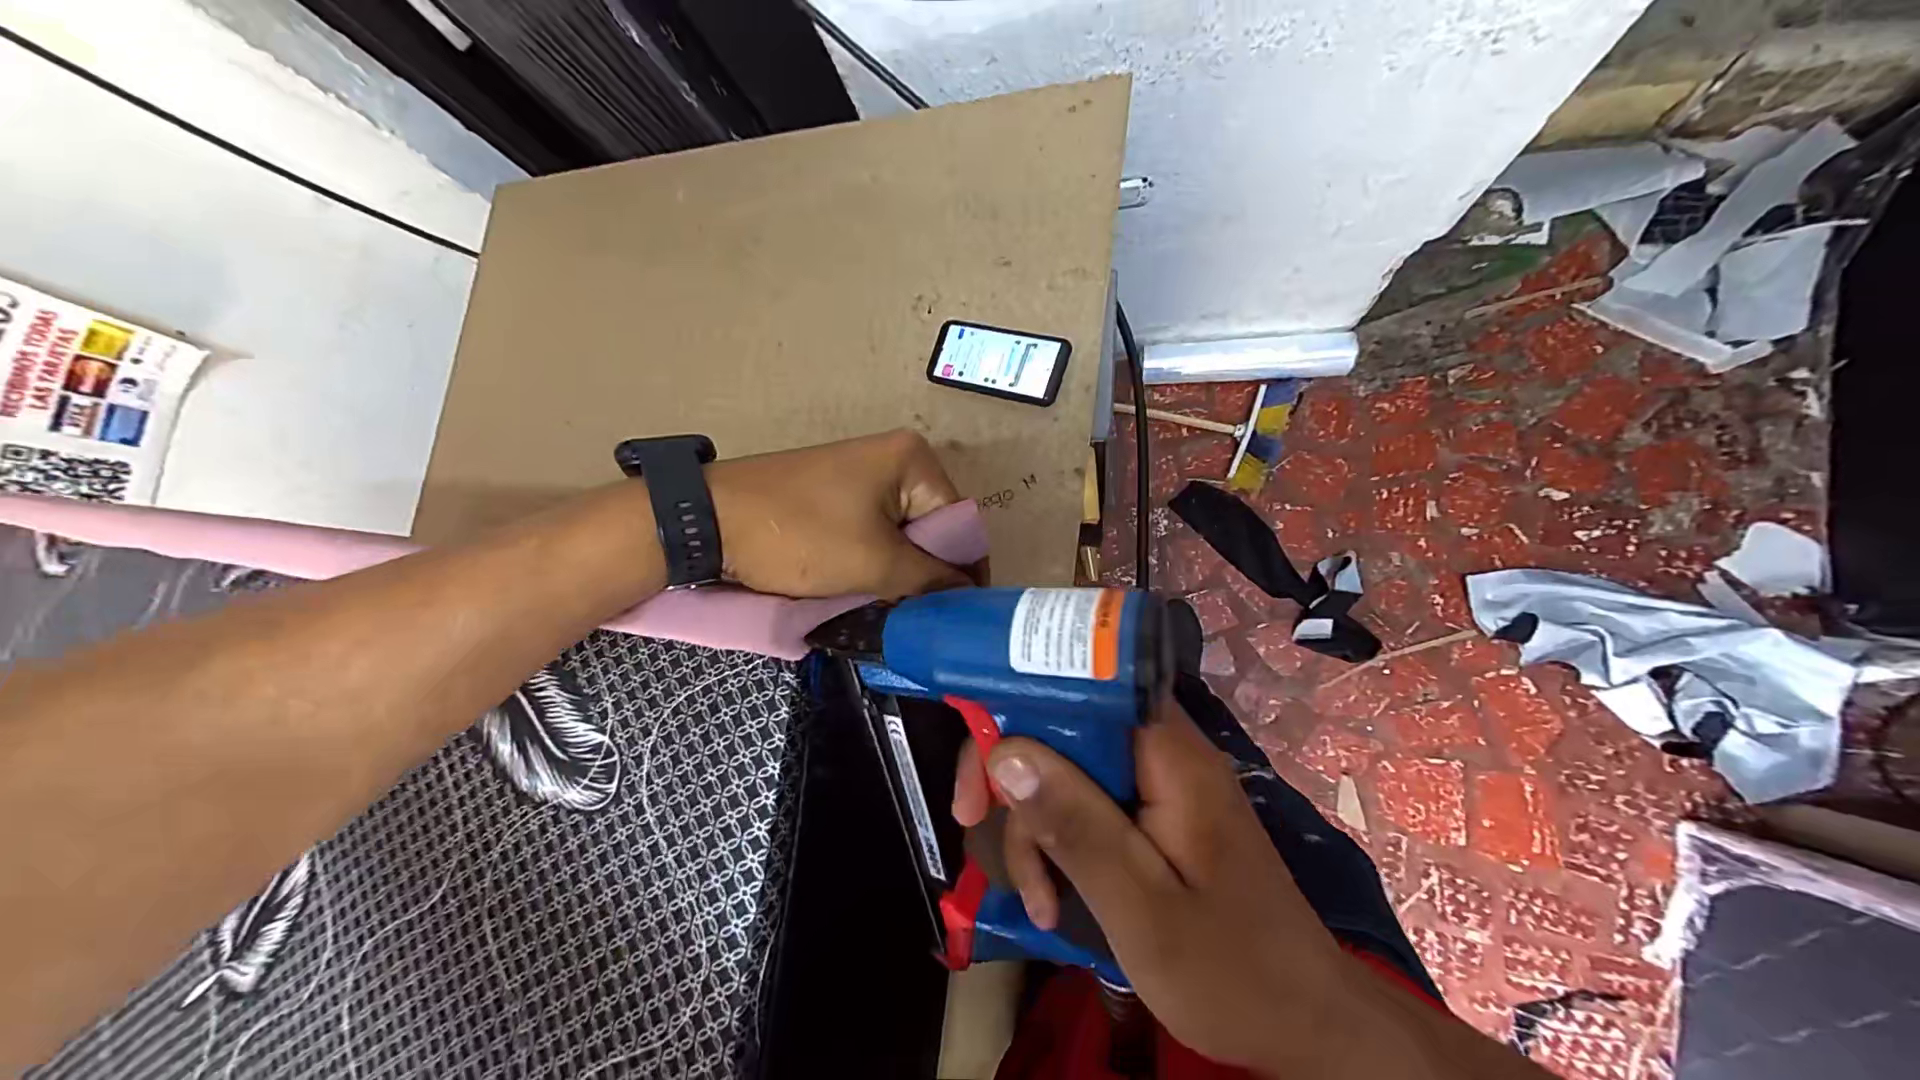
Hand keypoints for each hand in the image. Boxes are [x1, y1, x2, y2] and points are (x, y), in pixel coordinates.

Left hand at [706, 429, 973, 598]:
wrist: (709, 522)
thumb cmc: (799, 535)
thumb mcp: (875, 564)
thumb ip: (930, 581)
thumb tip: (967, 597)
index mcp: (912, 460)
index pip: (961, 523)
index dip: (964, 573)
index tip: (959, 617)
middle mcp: (894, 460)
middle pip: (933, 530)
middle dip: (927, 576)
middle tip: (921, 619)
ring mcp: (862, 476)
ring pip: (901, 538)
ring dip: (898, 575)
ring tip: (889, 610)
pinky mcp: (836, 495)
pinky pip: (873, 535)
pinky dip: (873, 564)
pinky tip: (863, 590)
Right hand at [957, 700, 1361, 1074]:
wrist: (1307, 1025)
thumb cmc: (1230, 973)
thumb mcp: (1140, 908)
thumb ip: (1076, 826)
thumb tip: (1006, 752)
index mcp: (1170, 755)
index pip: (1084, 686)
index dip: (1020, 705)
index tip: (979, 766)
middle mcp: (1165, 750)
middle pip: (1066, 726)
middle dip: (1014, 775)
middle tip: (973, 820)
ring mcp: (1161, 781)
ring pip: (1069, 767)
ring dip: (1037, 823)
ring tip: (1037, 897)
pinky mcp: (1156, 811)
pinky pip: (1088, 800)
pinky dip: (1060, 840)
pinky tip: (1054, 895)